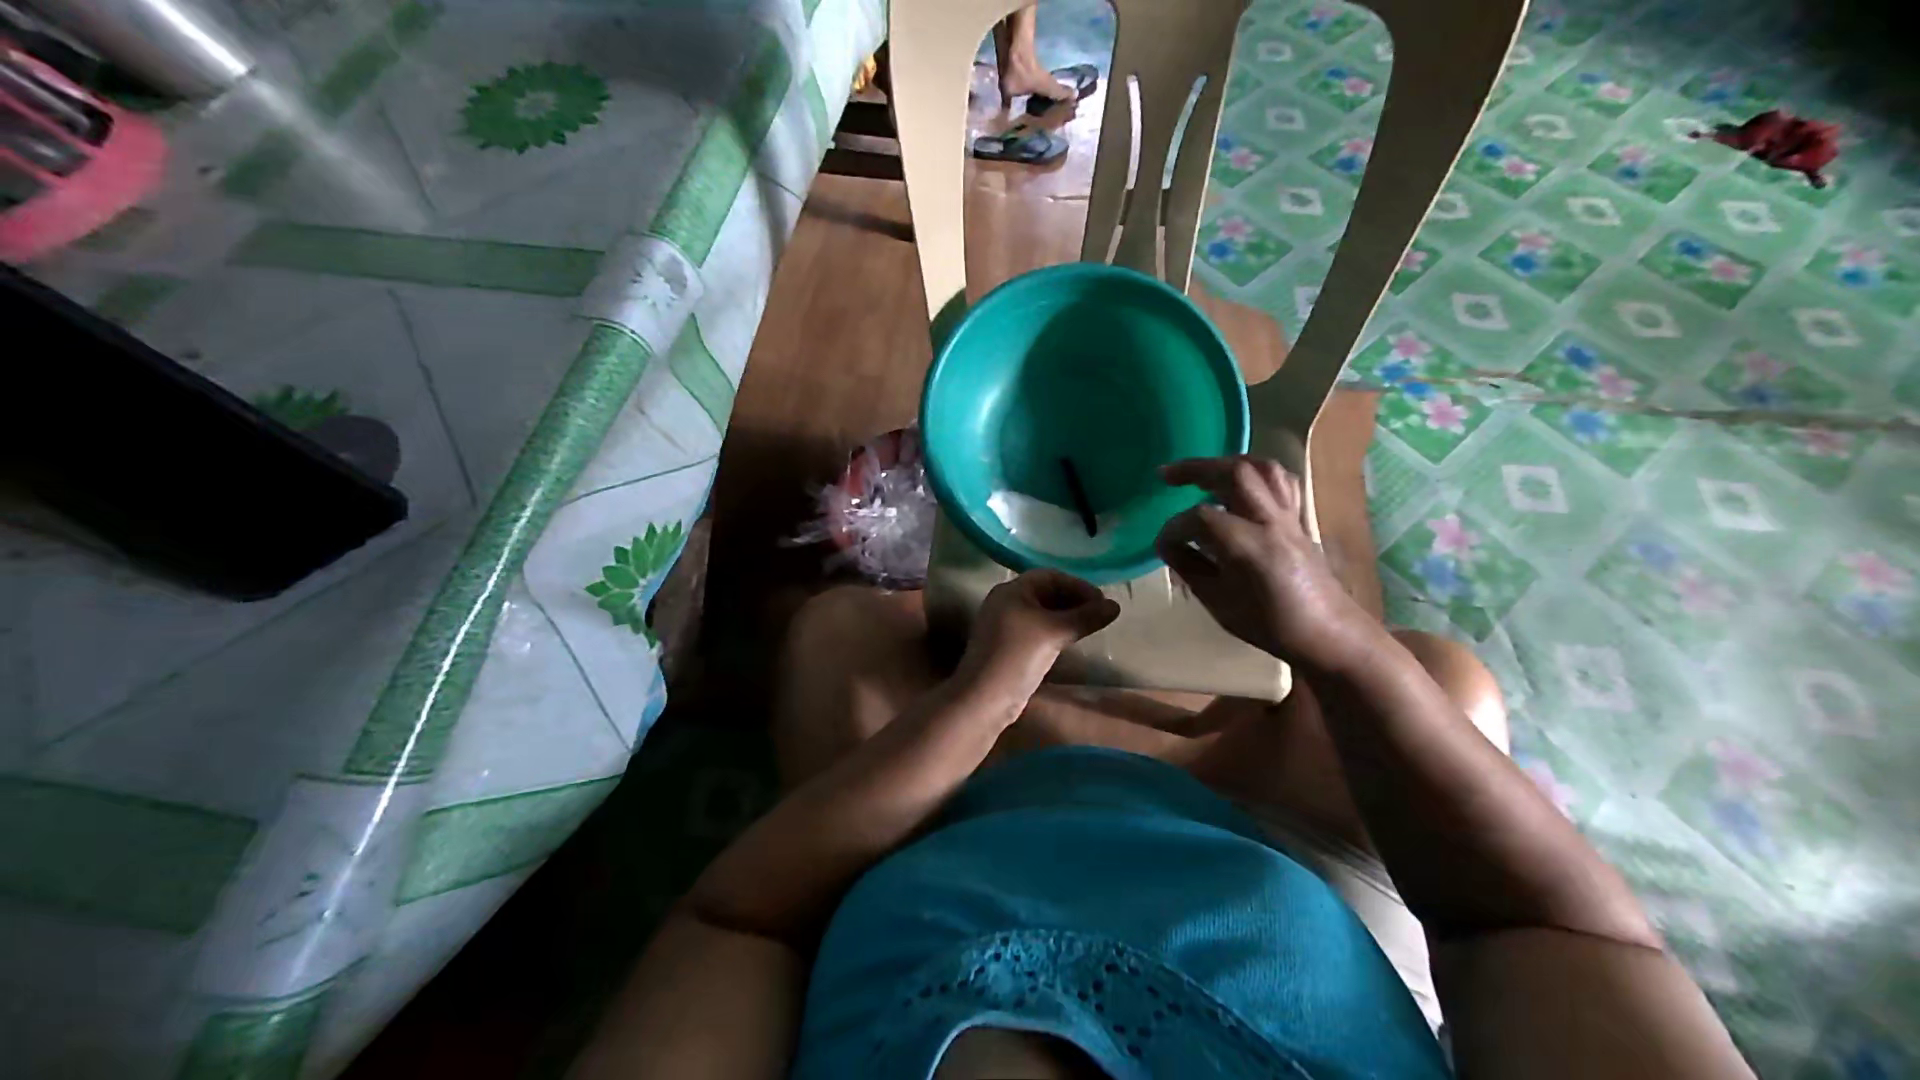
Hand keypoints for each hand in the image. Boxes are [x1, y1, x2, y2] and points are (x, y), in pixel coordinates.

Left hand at [958, 569, 1120, 691]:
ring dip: (1067, 616)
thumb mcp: (1054, 632)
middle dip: (1074, 600)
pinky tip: (1071, 641)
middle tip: (1100, 615)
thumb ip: (1085, 617)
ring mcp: (1006, 625)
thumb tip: (1115, 606)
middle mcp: (1006, 603)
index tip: (1102, 602)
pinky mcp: (1009, 646)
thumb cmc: (1017, 656)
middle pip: (1046, 592)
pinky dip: (1056, 630)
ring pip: (1043, 612)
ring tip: (1091, 627)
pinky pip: (1038, 629)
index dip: (1078, 585)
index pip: (1051, 576)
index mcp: (1012, 591)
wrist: (984, 698)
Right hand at [1155, 456, 1378, 671]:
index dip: (1173, 529)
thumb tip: (1168, 545)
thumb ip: (1190, 568)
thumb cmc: (1270, 626)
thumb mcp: (1219, 603)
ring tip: (1203, 472)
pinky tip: (1239, 485)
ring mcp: (1289, 518)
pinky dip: (1256, 475)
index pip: (1200, 519)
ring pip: (1262, 469)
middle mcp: (1271, 522)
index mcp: (1249, 546)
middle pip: (1234, 474)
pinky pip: (1280, 483)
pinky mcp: (1299, 520)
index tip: (1162, 545)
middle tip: (1166, 474)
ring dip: (1227, 464)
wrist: (1327, 634)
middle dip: (1196, 469)